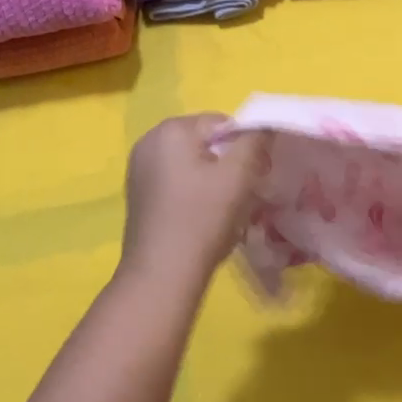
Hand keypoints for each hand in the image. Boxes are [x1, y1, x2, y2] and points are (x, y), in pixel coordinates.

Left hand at [119, 114, 264, 285]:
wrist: (161, 278)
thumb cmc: (202, 219)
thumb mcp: (239, 175)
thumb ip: (255, 140)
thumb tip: (264, 126)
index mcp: (171, 129)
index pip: (223, 123)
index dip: (244, 148)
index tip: (253, 177)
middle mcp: (149, 140)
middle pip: (205, 142)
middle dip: (227, 163)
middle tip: (240, 195)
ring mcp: (139, 168)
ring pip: (191, 163)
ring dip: (211, 179)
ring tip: (221, 210)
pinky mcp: (137, 194)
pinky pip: (175, 180)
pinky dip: (192, 192)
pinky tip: (200, 218)